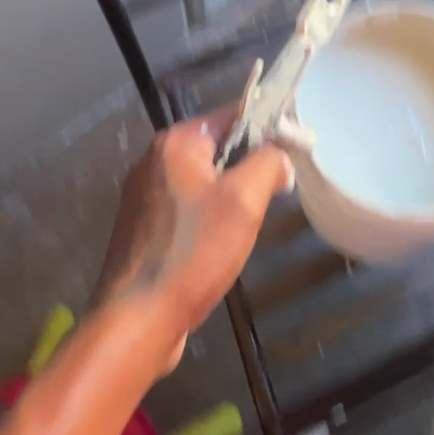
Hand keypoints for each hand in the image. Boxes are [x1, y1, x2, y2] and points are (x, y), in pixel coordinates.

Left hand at [92, 109, 292, 374]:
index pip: (231, 115)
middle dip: (248, 165)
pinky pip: (186, 207)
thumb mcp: (243, 201)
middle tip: (277, 191)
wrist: (137, 319)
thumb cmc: (193, 252)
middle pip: (216, 147)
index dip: (268, 126)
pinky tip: (221, 243)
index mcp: (175, 143)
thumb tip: (279, 154)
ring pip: (202, 180)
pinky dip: (208, 216)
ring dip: (229, 195)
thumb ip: (268, 164)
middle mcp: (153, 159)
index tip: (296, 147)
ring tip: (251, 221)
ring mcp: (143, 195)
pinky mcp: (142, 227)